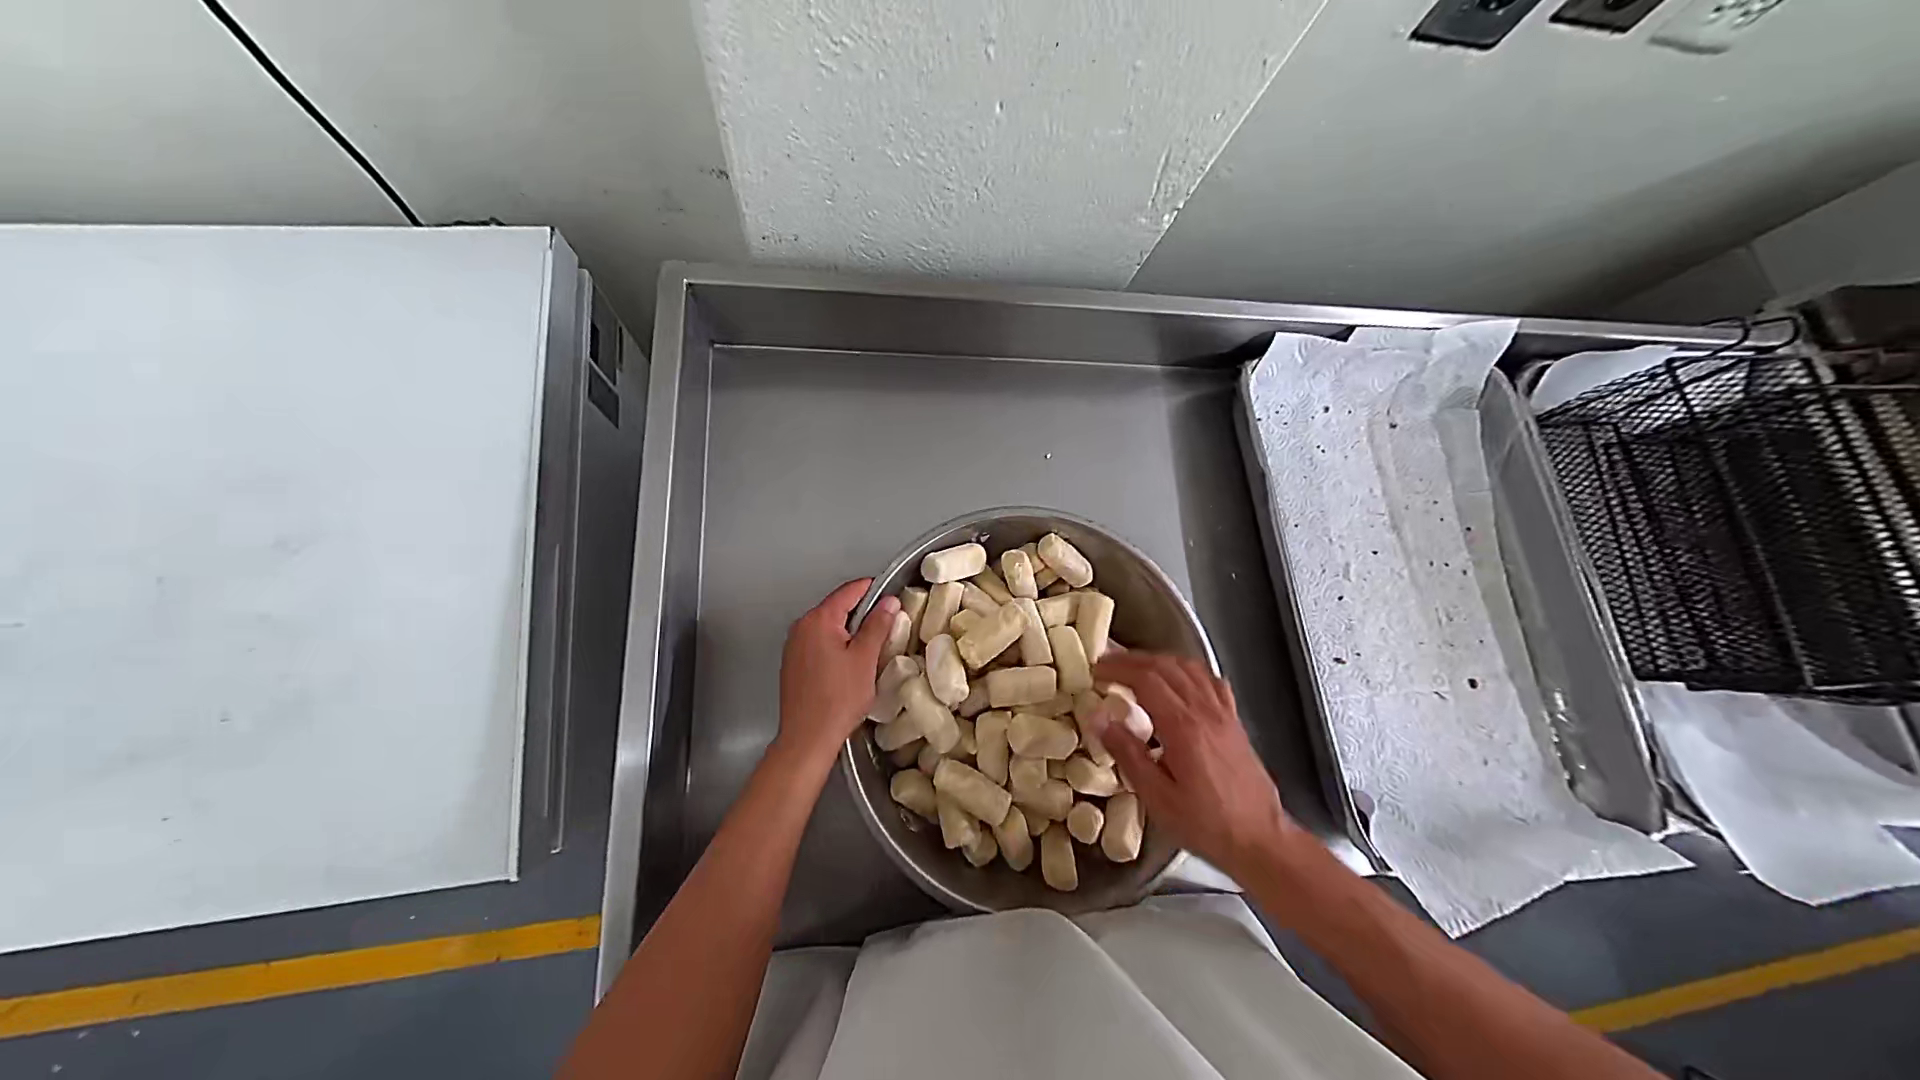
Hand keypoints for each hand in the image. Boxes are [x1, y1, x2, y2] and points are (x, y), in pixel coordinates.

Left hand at [776, 580, 900, 763]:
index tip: (892, 596)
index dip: (874, 590)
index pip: (849, 591)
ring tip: (871, 649)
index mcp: (818, 620)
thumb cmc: (837, 700)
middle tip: (887, 626)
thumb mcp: (865, 659)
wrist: (808, 738)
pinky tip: (851, 665)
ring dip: (850, 631)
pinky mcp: (794, 663)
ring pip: (829, 626)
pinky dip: (837, 645)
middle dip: (863, 613)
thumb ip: (878, 625)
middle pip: (837, 607)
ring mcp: (794, 646)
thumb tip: (889, 602)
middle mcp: (802, 627)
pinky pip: (819, 643)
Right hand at [1090, 652, 1304, 881]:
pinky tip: (1179, 678)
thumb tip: (1099, 719)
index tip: (1097, 671)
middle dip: (1132, 659)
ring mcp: (1224, 714)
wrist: (1261, 840)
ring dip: (1158, 660)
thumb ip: (1127, 753)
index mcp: (1184, 727)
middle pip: (1166, 666)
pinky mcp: (1234, 722)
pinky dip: (1188, 671)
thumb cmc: (1207, 825)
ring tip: (1136, 667)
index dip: (1119, 668)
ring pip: (1189, 668)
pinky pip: (1210, 681)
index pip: (1147, 679)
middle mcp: (1205, 712)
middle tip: (1108, 665)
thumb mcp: (1157, 797)